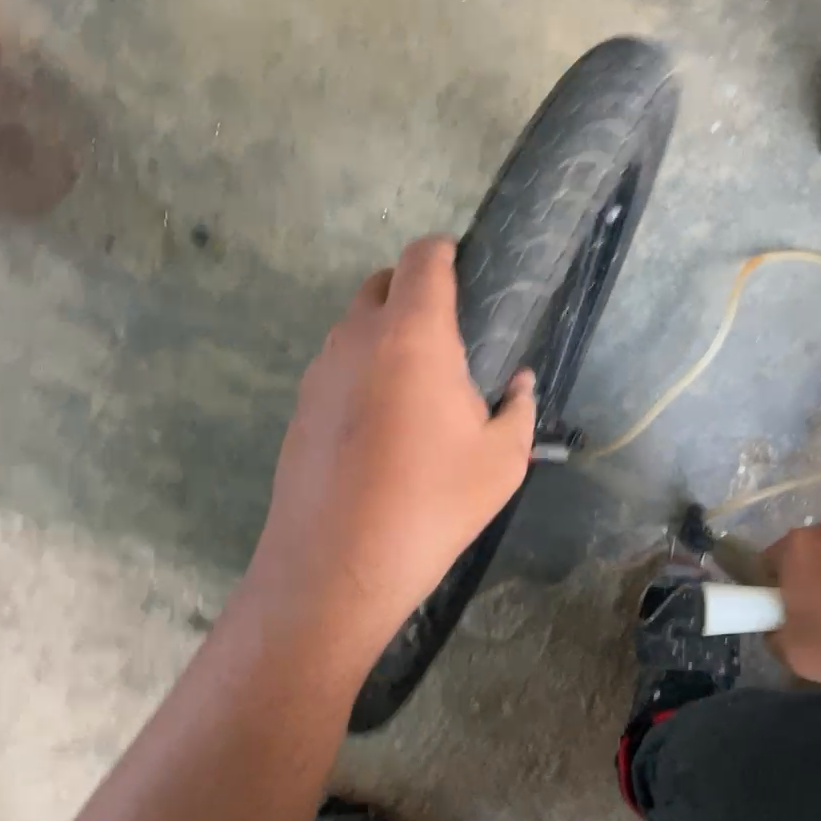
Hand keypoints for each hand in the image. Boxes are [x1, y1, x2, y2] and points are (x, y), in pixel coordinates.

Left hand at [245, 236, 535, 660]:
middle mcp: (358, 339)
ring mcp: (320, 373)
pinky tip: (383, 434)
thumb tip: (519, 385)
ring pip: (356, 330)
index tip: (468, 276)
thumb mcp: (503, 461)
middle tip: (451, 344)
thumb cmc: (434, 503)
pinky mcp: (300, 409)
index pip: (423, 258)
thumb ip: (519, 409)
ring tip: (419, 395)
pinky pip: (339, 371)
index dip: (447, 254)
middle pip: (382, 284)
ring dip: (387, 339)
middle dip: (416, 295)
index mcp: (414, 335)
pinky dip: (364, 377)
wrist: (339, 566)